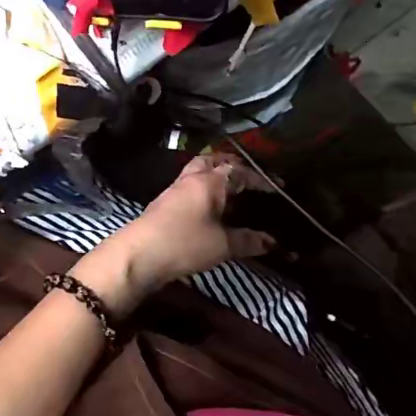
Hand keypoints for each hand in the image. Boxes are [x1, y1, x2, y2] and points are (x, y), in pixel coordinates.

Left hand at [79, 154, 274, 312]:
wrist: (138, 254)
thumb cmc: (184, 242)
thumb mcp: (223, 245)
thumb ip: (249, 241)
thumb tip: (274, 242)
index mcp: (209, 180)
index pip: (239, 170)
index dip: (260, 179)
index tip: (278, 188)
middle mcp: (190, 179)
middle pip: (213, 162)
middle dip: (233, 166)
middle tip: (250, 180)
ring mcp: (173, 190)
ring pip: (197, 173)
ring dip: (215, 177)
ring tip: (232, 194)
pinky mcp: (163, 205)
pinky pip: (189, 188)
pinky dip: (203, 191)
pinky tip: (210, 209)